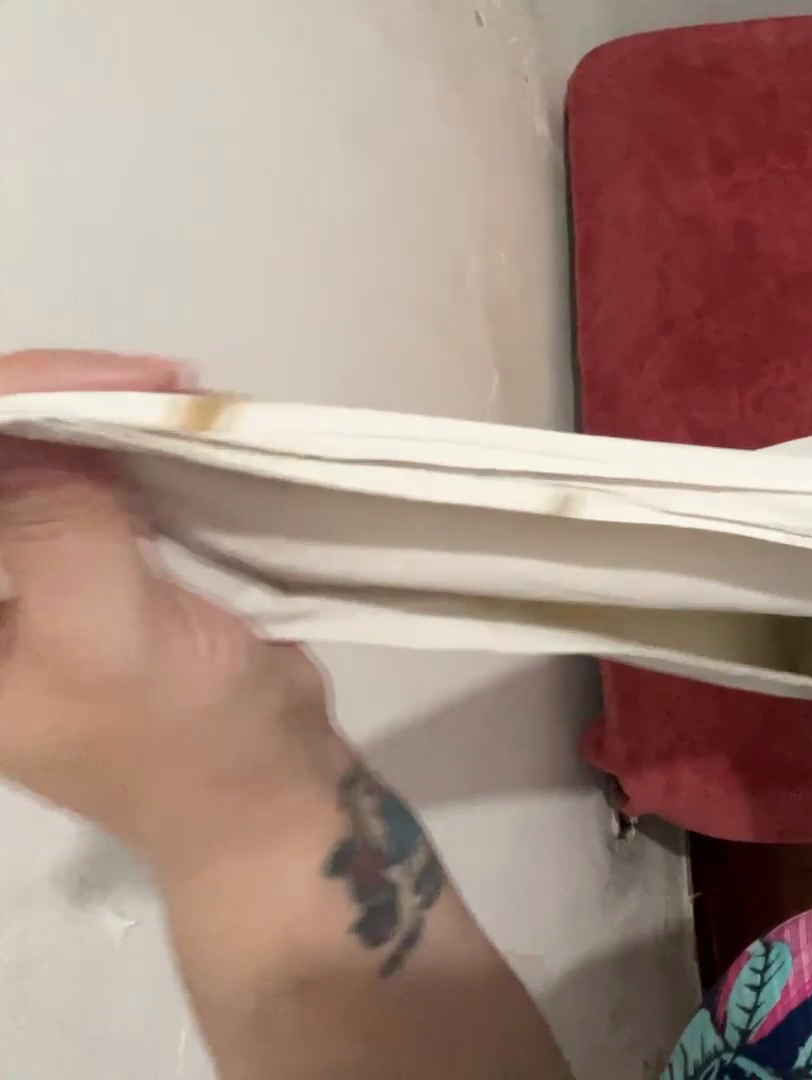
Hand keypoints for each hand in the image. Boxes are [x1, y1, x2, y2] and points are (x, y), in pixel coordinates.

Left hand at [0, 350, 345, 874]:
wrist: (261, 781)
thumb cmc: (185, 732)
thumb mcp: (111, 641)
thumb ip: (63, 538)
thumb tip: (47, 434)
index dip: (11, 407)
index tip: (123, 386)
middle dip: (46, 399)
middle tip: (158, 381)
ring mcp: (20, 574)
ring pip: (24, 462)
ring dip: (86, 416)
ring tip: (170, 397)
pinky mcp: (87, 566)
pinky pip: (77, 484)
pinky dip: (119, 447)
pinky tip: (168, 433)